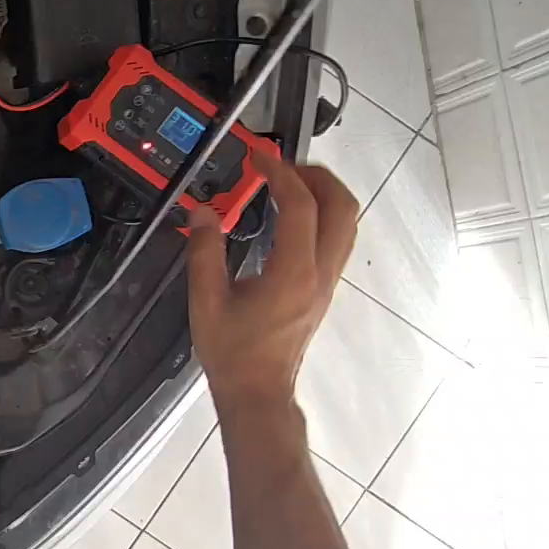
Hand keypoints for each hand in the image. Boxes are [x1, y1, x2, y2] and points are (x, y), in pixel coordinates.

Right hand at [186, 151, 357, 412]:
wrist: (257, 390)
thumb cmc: (231, 351)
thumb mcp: (206, 300)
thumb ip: (204, 252)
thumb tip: (201, 212)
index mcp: (292, 272)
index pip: (300, 207)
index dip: (281, 175)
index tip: (259, 158)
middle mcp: (320, 273)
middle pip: (342, 207)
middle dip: (317, 176)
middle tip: (284, 165)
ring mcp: (327, 282)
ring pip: (347, 223)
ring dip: (325, 195)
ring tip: (291, 184)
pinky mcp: (323, 290)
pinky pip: (337, 240)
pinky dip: (322, 216)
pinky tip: (293, 219)